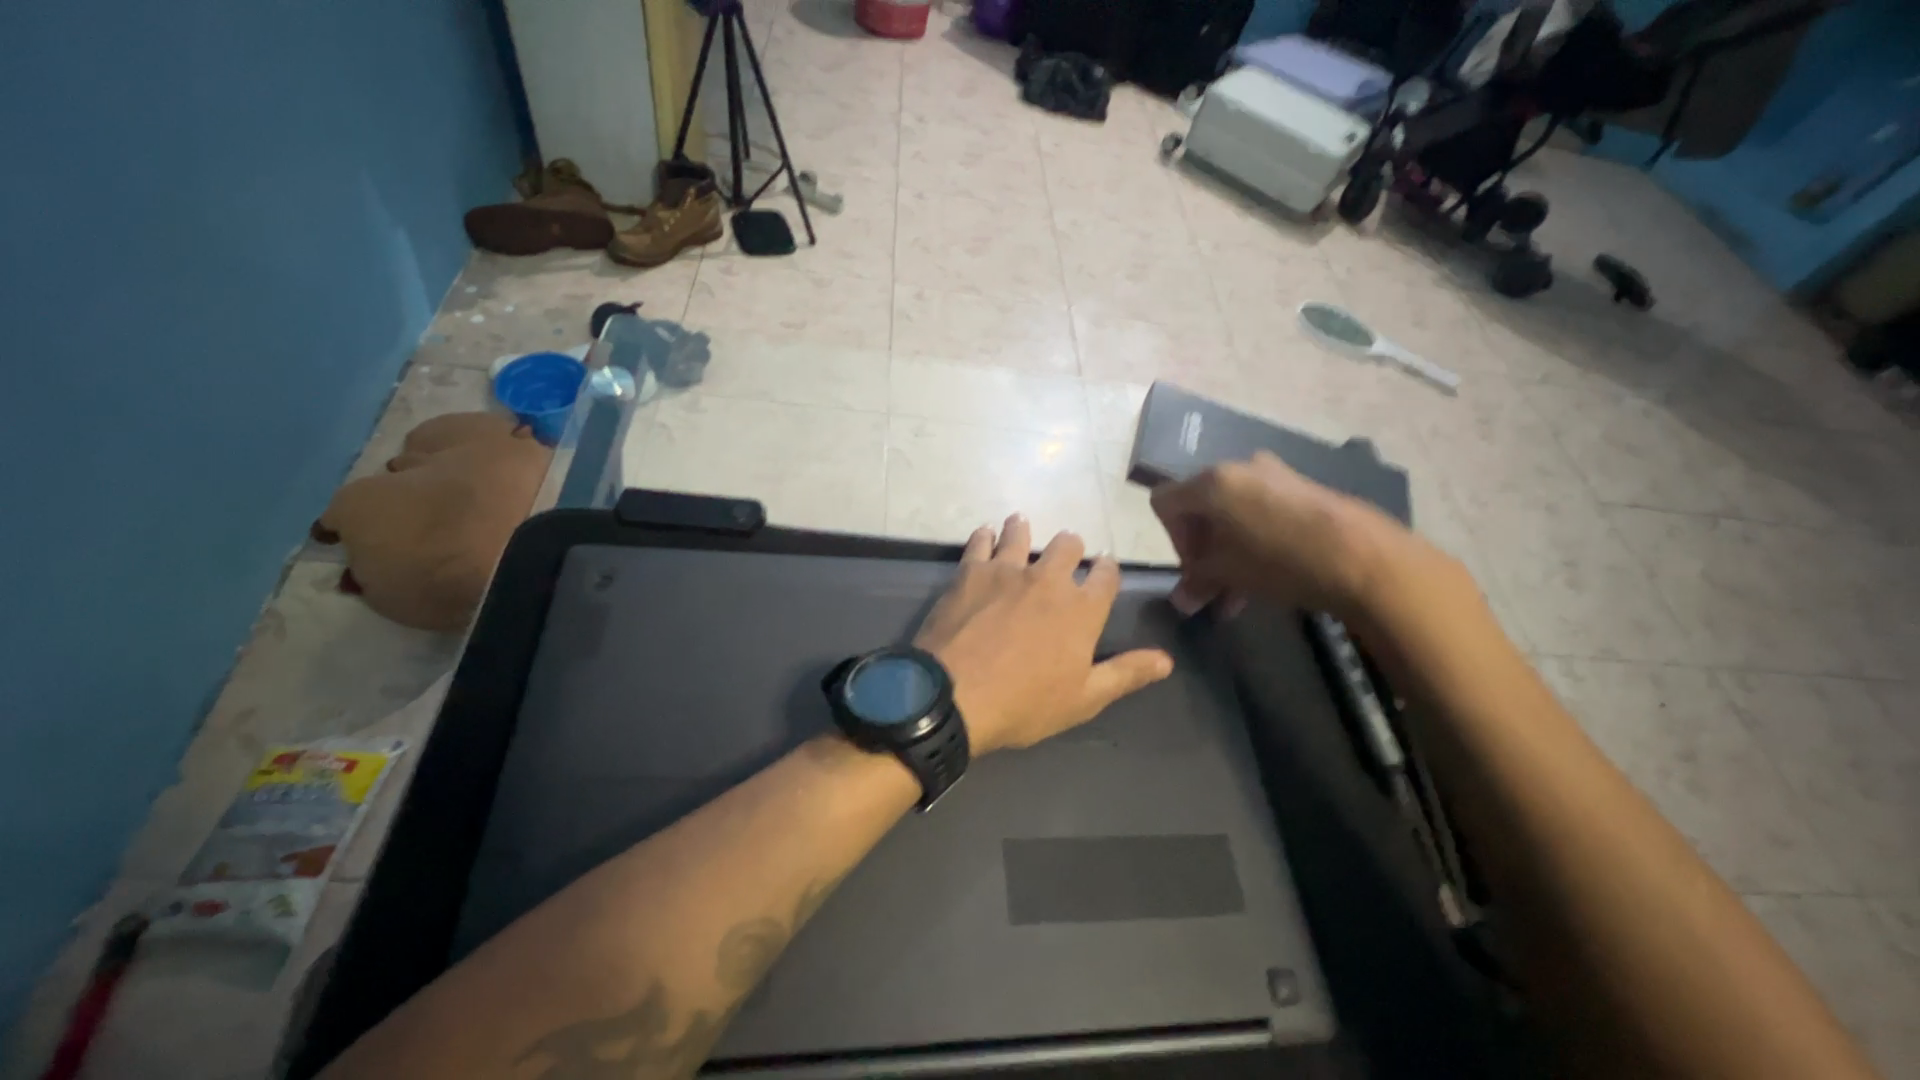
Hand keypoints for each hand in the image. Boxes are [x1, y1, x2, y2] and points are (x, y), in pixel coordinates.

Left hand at [914, 515, 1173, 754]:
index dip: (1107, 570)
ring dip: (1024, 529)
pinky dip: (985, 536)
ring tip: (1022, 524)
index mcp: (1082, 609)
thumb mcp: (1084, 699)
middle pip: (1067, 546)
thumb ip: (1125, 673)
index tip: (1104, 568)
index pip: (1106, 577)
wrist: (954, 694)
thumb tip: (1167, 659)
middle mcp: (1049, 580)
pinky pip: (980, 543)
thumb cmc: (1024, 703)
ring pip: (1021, 535)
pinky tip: (985, 533)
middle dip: (1071, 546)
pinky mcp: (970, 572)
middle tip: (1067, 549)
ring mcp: (1007, 571)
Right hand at [1149, 451, 1420, 620]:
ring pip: (1234, 513)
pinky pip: (1263, 511)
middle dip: (1202, 549)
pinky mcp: (1303, 489)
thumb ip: (1197, 581)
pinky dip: (1255, 539)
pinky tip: (1270, 575)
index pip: (1165, 502)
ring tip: (1239, 592)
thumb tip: (1181, 600)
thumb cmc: (1279, 560)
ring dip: (1229, 549)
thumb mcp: (1228, 574)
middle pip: (1201, 506)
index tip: (1195, 569)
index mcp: (1212, 481)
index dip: (1172, 539)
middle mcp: (1240, 468)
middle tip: (1214, 585)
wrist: (1361, 556)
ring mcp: (1275, 475)